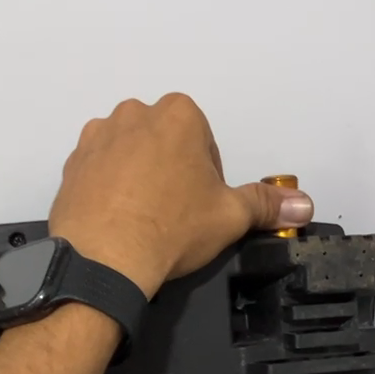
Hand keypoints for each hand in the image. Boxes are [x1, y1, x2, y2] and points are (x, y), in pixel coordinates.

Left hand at [48, 93, 313, 296]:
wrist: (104, 259)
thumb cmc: (172, 230)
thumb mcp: (230, 217)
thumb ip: (266, 205)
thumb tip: (303, 206)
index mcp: (179, 115)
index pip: (205, 144)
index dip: (208, 180)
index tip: (201, 209)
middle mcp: (135, 114)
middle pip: (166, 144)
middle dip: (173, 174)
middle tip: (175, 217)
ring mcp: (97, 137)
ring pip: (131, 155)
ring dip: (140, 180)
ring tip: (144, 222)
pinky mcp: (72, 164)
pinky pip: (100, 173)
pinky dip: (110, 192)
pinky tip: (119, 223)